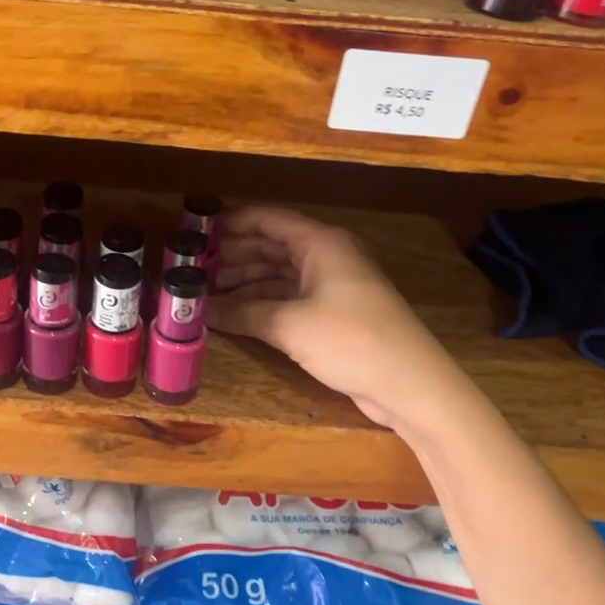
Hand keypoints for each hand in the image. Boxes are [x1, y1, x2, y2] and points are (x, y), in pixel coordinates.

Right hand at [209, 206, 444, 428]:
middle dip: (233, 257)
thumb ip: (242, 313)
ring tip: (206, 296)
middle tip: (194, 271)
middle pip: (271, 246)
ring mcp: (331, 286)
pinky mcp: (333, 315)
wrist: (410, 385)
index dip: (231, 224)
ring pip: (278, 275)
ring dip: (244, 284)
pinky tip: (234, 316)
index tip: (197, 236)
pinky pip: (289, 299)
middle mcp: (326, 257)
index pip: (268, 219)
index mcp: (320, 243)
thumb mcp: (289, 324)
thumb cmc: (351, 340)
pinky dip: (261, 304)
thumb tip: (200, 310)